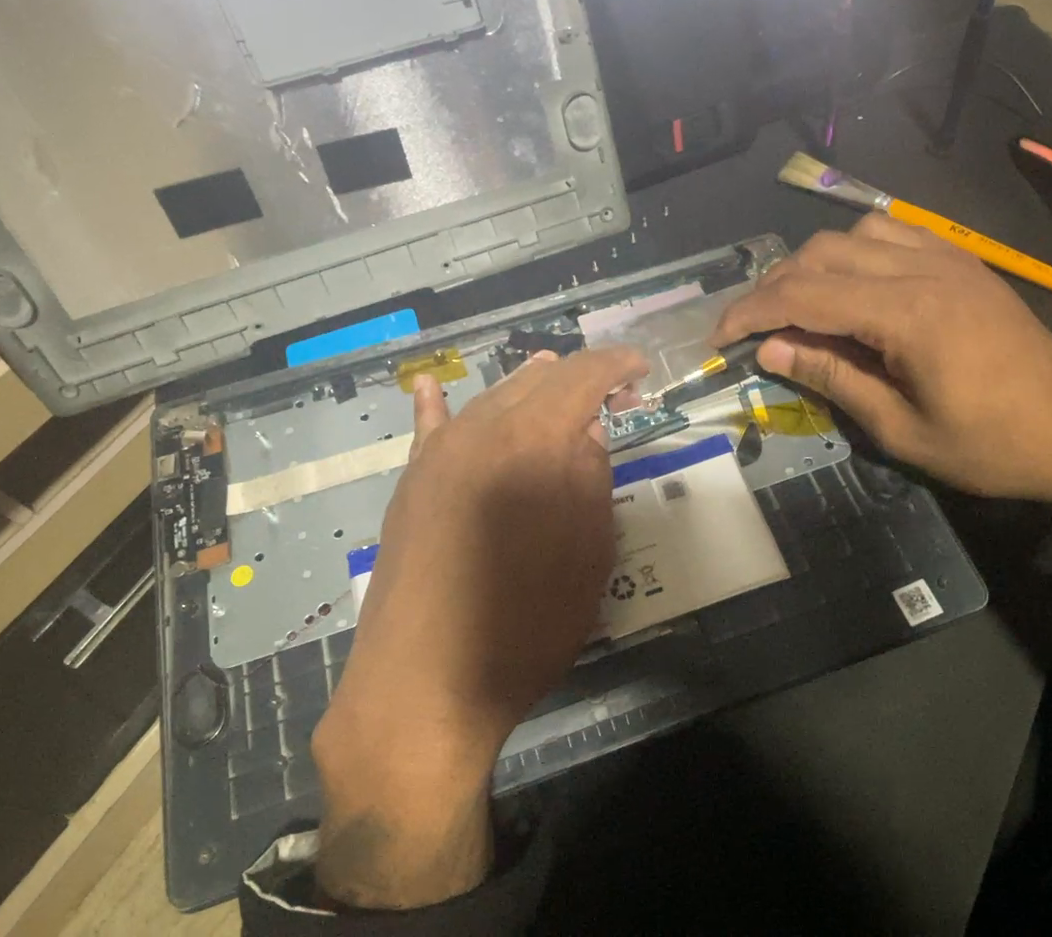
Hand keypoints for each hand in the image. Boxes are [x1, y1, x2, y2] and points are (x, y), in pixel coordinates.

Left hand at [310, 347, 647, 907]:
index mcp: (531, 444)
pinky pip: (427, 430)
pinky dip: (436, 404)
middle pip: (534, 380)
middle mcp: (478, 434)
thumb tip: (588, 428)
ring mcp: (436, 457)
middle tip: (613, 398)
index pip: (580, 377)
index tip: (642, 369)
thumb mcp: (587, 557)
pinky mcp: (410, 486)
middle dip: (578, 378)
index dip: (615, 365)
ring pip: (489, 399)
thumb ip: (590, 477)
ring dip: (527, 387)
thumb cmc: (523, 627)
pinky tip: (430, 386)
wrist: (423, 686)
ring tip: (554, 383)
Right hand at [711, 212, 1051, 501]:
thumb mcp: (900, 428)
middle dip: (773, 287)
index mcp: (906, 313)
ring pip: (854, 232)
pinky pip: (895, 231)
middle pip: (821, 254)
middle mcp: (922, 269)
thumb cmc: (988, 446)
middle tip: (752, 328)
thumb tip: (771, 349)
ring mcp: (946, 258)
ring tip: (797, 305)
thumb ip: (832, 377)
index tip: (719, 336)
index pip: (804, 295)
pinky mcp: (962, 262)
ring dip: (813, 263)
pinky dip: (855, 249)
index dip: (751, 313)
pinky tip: (849, 281)